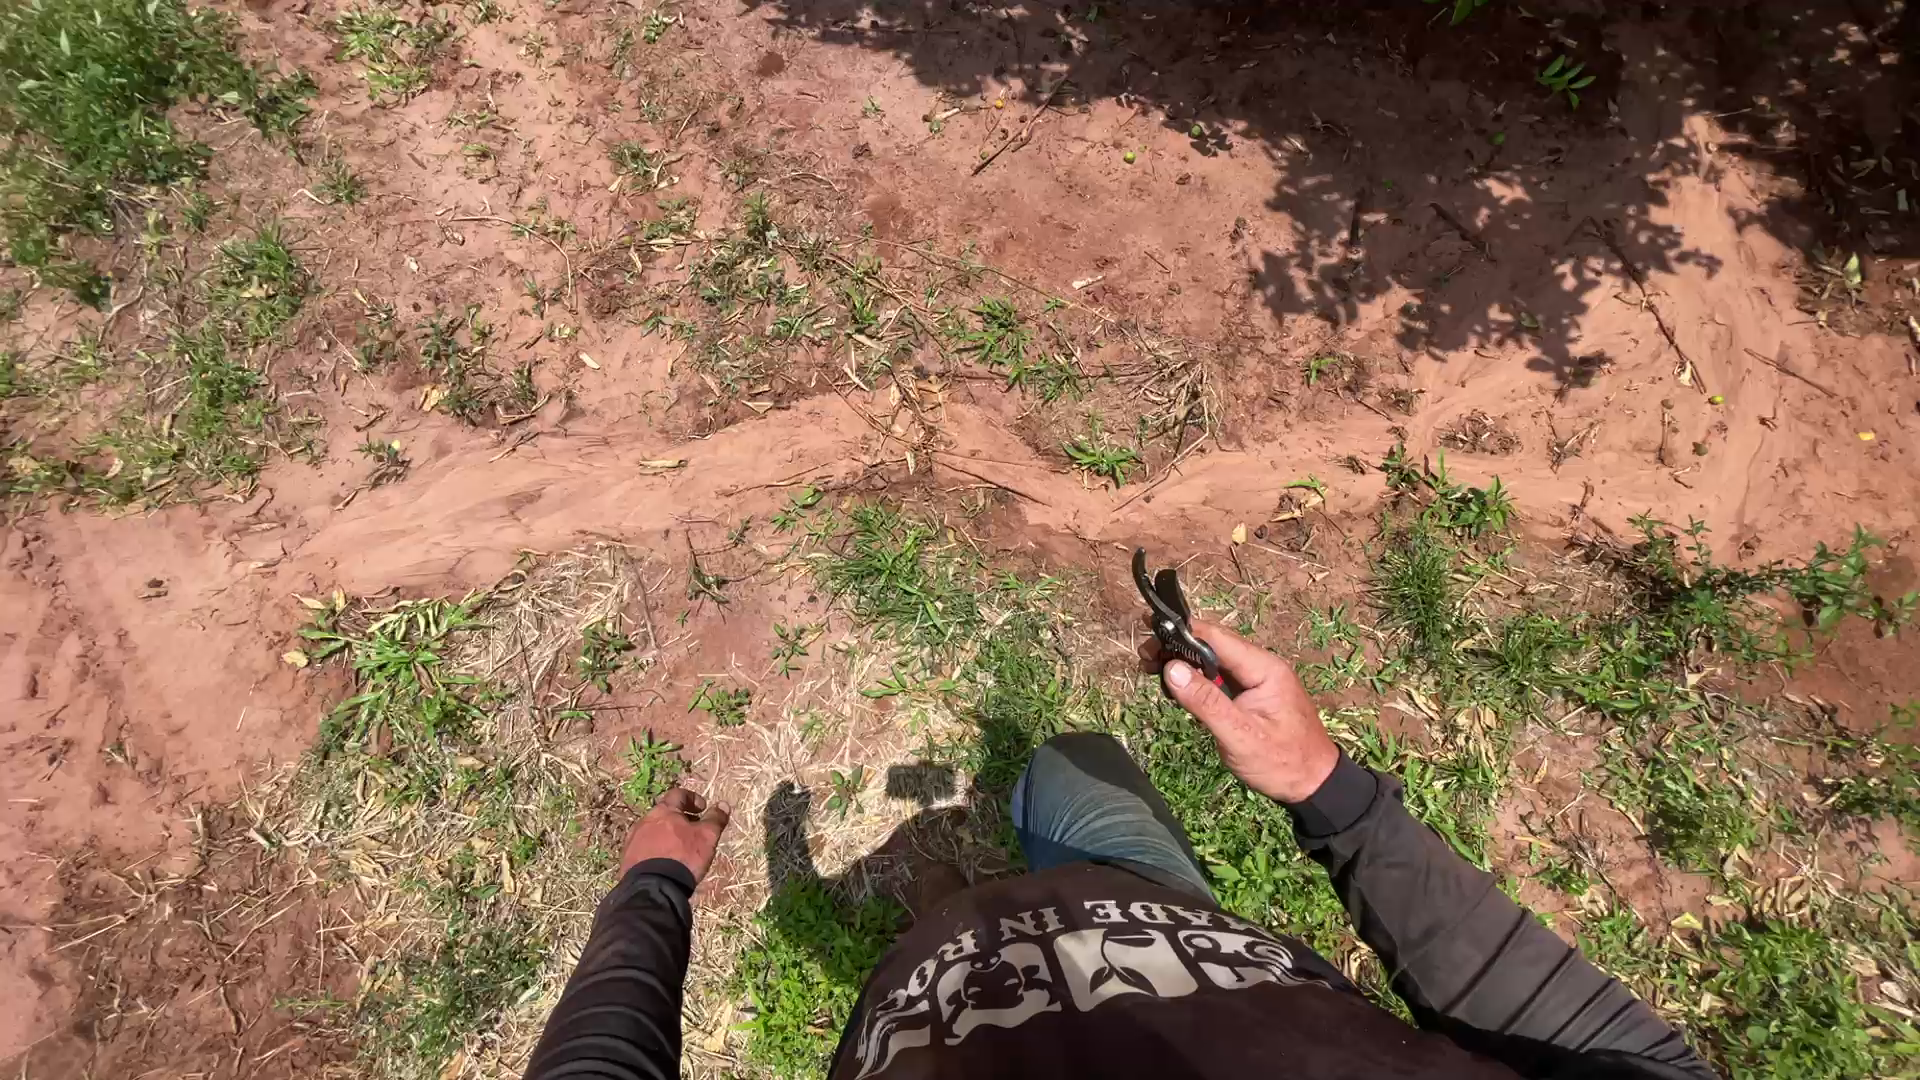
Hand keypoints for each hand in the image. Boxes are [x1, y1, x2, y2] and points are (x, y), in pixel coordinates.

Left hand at [620, 787, 731, 883]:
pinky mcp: (627, 860)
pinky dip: (656, 850)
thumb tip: (723, 805)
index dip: (693, 799)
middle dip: (680, 819)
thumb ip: (715, 819)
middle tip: (693, 830)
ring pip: (653, 831)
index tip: (702, 809)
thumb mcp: (707, 837)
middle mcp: (644, 822)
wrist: (653, 889)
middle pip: (664, 813)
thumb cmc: (683, 857)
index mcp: (663, 811)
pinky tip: (665, 862)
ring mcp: (633, 841)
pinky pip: (644, 848)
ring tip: (679, 849)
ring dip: (667, 835)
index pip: (678, 794)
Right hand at [1139, 617, 1338, 803]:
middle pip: (1211, 644)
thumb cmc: (1281, 763)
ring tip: (1151, 667)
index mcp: (1263, 668)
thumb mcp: (1239, 735)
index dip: (1183, 631)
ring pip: (1212, 659)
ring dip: (1182, 661)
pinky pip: (1217, 676)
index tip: (1151, 630)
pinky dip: (1194, 676)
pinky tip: (1175, 684)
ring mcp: (1254, 679)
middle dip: (1176, 645)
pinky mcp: (1248, 693)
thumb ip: (1205, 701)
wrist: (1315, 787)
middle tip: (1144, 656)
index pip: (1217, 637)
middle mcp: (1260, 666)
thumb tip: (1171, 668)